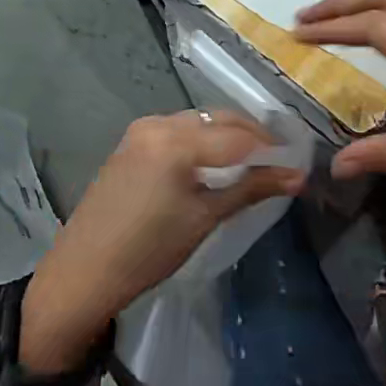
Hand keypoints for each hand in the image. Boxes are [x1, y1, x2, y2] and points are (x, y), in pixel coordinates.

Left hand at [20, 111, 304, 371]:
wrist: (87, 266)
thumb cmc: (150, 249)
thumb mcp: (204, 218)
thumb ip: (249, 189)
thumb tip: (296, 176)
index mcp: (175, 140)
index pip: (237, 135)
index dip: (272, 149)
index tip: (298, 164)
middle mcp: (157, 123)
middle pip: (216, 120)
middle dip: (251, 136)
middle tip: (280, 161)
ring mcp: (141, 130)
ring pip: (197, 122)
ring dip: (226, 136)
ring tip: (253, 163)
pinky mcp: (131, 141)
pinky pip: (176, 130)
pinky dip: (201, 140)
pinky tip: (215, 162)